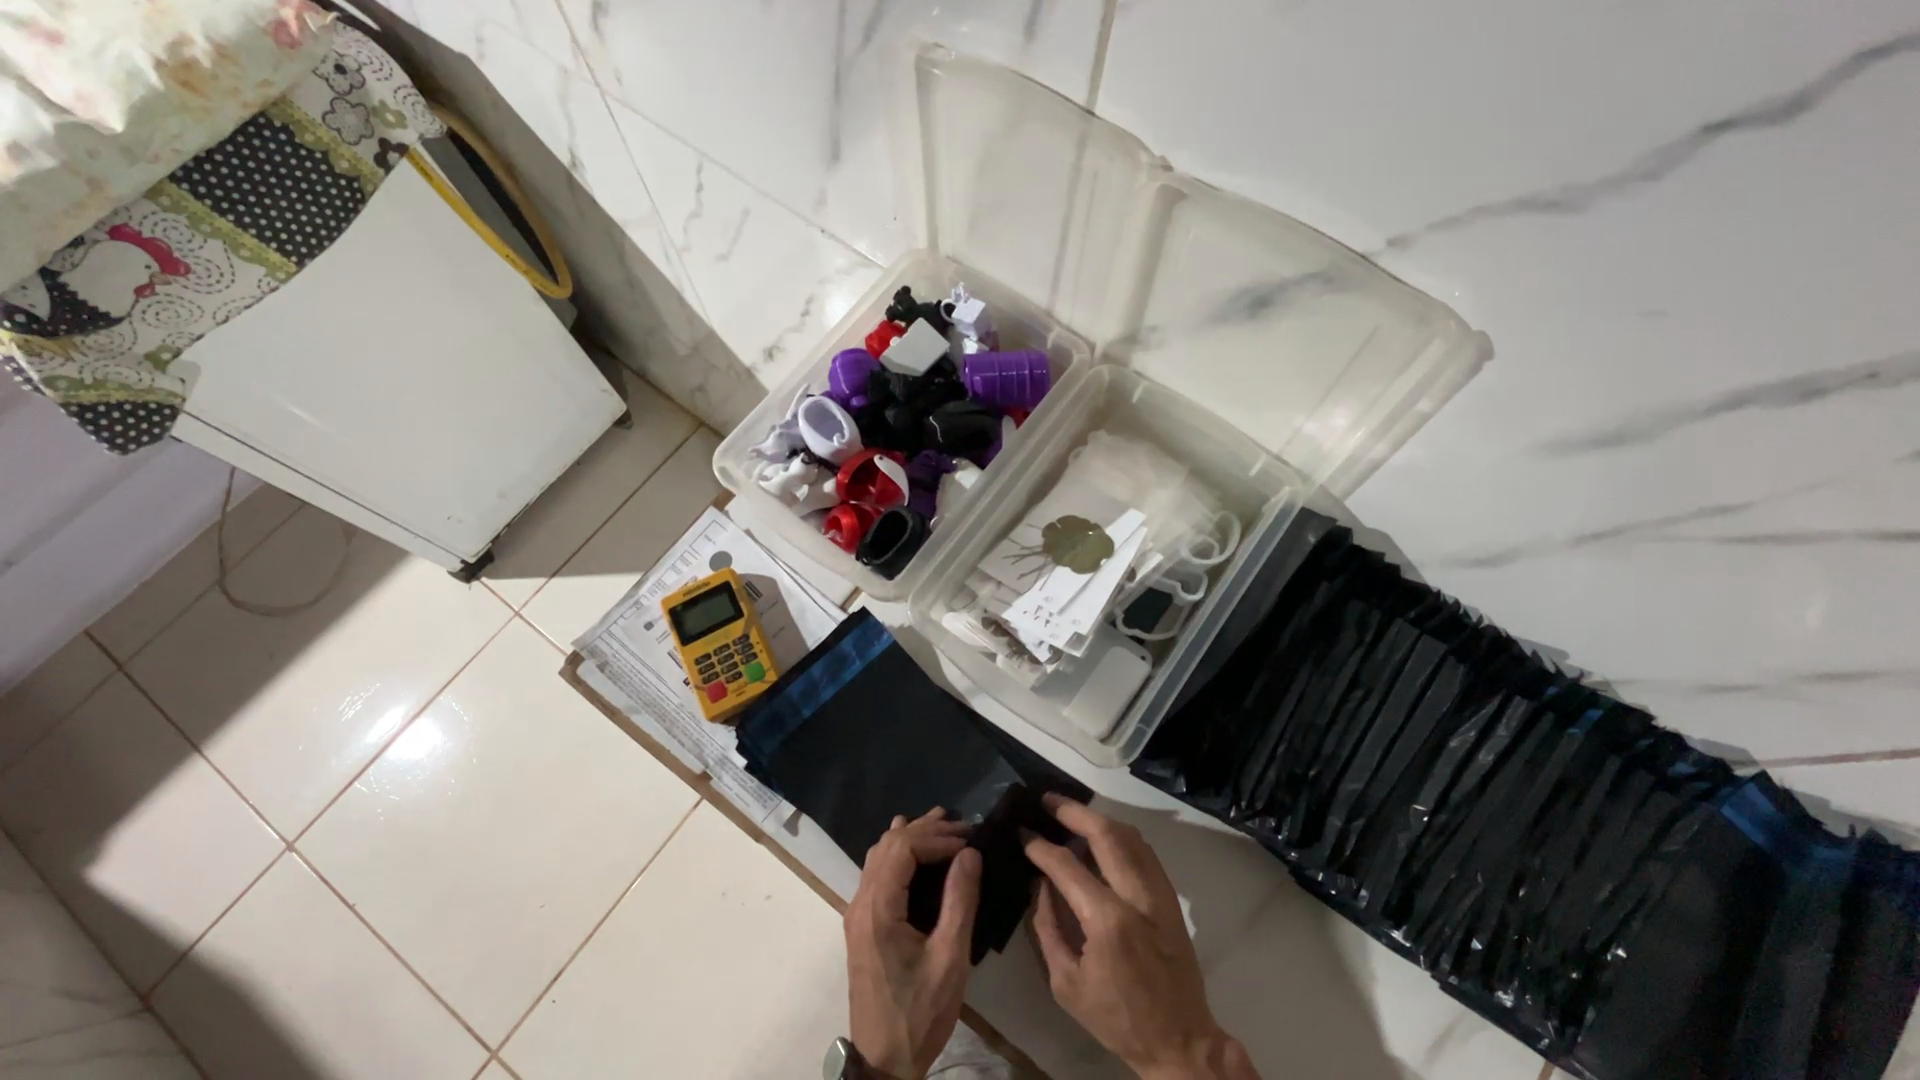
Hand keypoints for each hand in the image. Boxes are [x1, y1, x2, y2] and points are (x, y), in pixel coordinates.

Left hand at [845, 808, 982, 1078]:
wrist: (884, 1059)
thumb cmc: (920, 1011)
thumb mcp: (950, 958)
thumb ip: (959, 900)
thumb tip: (970, 853)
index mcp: (878, 908)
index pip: (903, 848)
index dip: (937, 837)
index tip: (971, 840)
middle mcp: (860, 902)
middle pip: (888, 846)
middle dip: (925, 830)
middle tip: (964, 826)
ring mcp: (857, 914)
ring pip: (878, 856)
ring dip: (910, 838)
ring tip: (943, 827)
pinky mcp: (862, 925)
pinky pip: (876, 873)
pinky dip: (898, 855)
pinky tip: (915, 853)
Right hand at [1024, 796, 1258, 1079]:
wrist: (1178, 1039)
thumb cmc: (1115, 1018)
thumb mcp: (1065, 982)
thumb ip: (1048, 927)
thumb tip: (1039, 884)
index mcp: (1107, 921)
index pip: (1066, 865)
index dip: (1040, 845)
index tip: (1022, 833)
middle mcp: (1137, 897)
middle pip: (1105, 834)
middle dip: (1072, 811)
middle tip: (1046, 801)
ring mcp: (1160, 894)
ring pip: (1130, 836)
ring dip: (1098, 818)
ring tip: (1070, 813)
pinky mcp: (1172, 899)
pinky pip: (1145, 853)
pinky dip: (1121, 836)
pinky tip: (1101, 836)